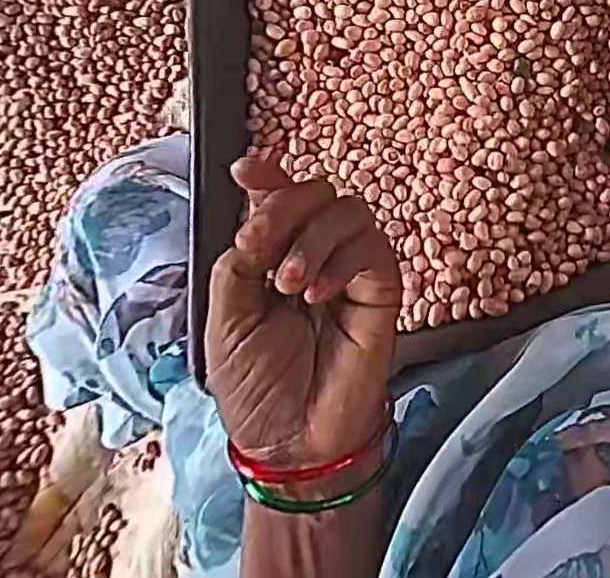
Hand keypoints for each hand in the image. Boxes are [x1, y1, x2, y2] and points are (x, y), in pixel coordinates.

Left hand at [206, 154, 400, 469]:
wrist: (294, 439)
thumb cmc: (257, 384)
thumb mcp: (226, 320)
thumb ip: (239, 262)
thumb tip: (256, 218)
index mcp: (278, 254)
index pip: (279, 199)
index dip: (267, 176)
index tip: (244, 170)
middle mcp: (317, 250)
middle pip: (316, 193)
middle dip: (285, 208)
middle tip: (261, 246)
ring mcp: (352, 265)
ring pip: (346, 210)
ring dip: (313, 238)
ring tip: (289, 285)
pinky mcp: (382, 283)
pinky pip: (370, 246)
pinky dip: (340, 261)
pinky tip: (317, 295)